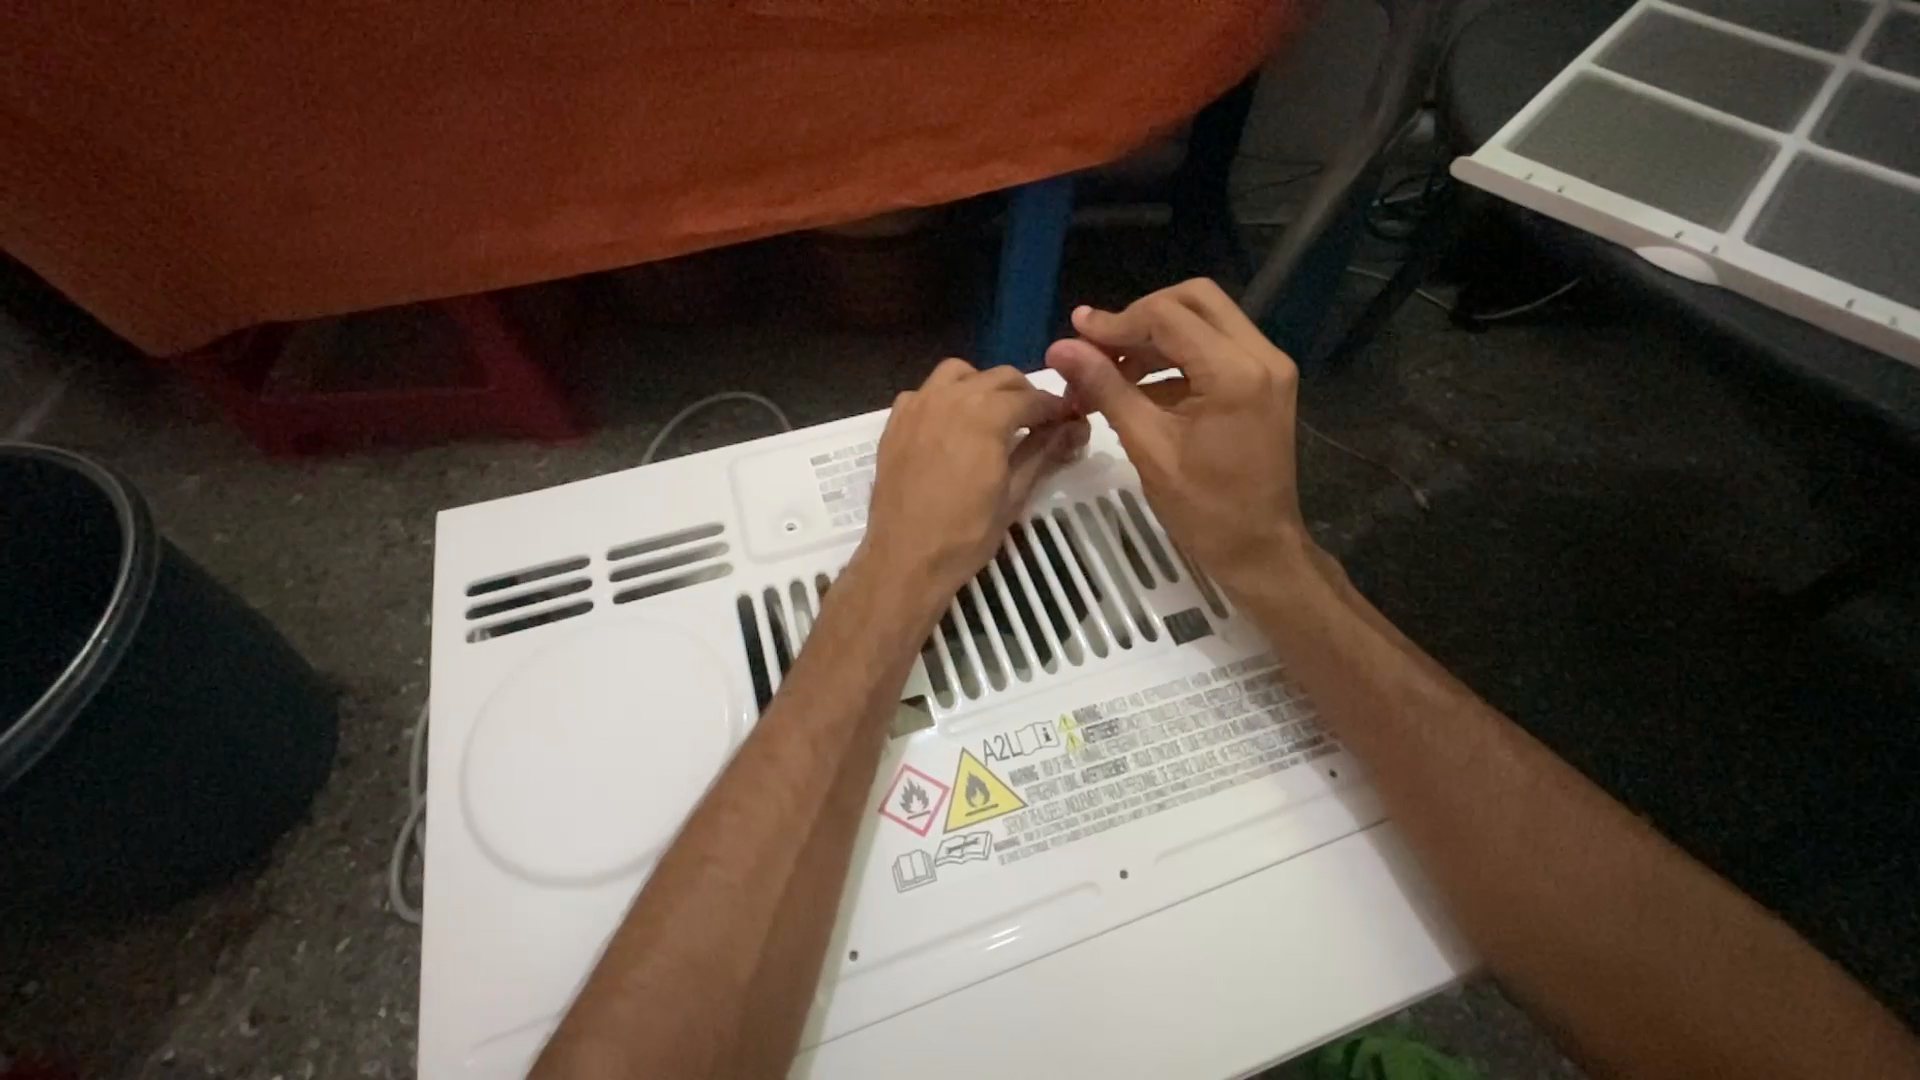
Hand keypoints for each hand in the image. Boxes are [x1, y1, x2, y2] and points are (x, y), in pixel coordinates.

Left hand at [858, 359, 1087, 619]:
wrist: (904, 558)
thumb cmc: (965, 534)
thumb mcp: (1014, 495)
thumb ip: (1043, 452)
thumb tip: (1074, 428)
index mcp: (986, 414)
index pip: (1033, 398)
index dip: (1056, 408)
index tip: (1069, 420)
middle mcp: (951, 397)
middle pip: (999, 378)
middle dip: (1024, 395)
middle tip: (1036, 424)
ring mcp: (918, 405)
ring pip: (959, 374)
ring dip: (983, 387)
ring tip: (993, 417)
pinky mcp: (896, 421)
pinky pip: (926, 392)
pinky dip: (945, 398)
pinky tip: (952, 427)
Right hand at [1044, 278, 1308, 591]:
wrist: (1258, 549)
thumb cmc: (1203, 510)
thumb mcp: (1148, 447)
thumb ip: (1106, 389)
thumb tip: (1061, 349)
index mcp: (1234, 372)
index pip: (1168, 316)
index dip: (1116, 322)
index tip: (1076, 335)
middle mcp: (1261, 355)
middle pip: (1194, 300)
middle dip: (1141, 317)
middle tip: (1099, 347)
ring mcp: (1268, 367)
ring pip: (1206, 319)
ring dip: (1157, 335)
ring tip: (1111, 369)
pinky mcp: (1264, 382)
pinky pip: (1216, 348)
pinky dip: (1176, 356)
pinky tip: (1140, 386)